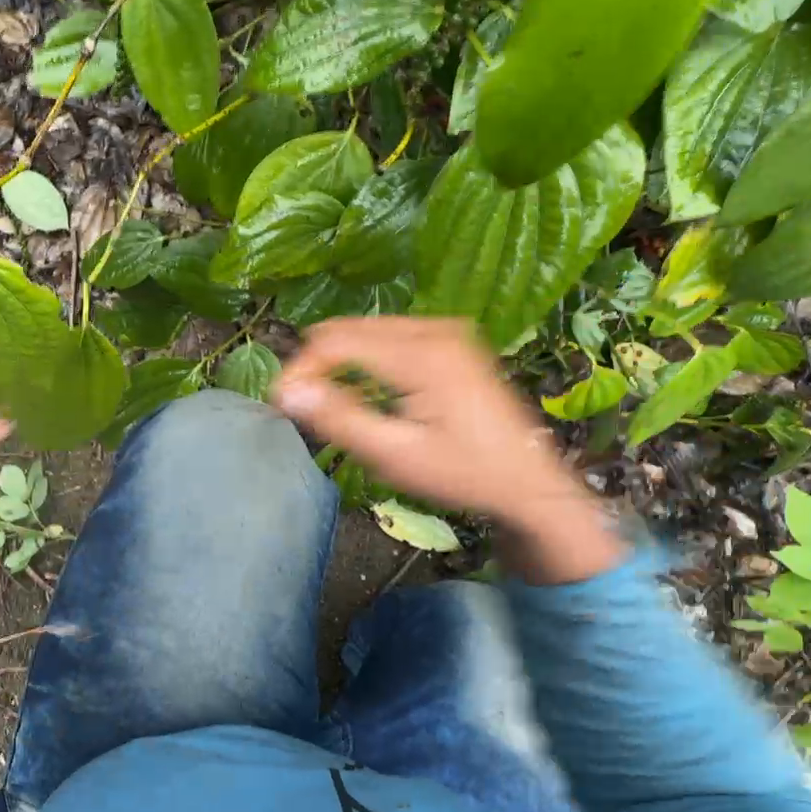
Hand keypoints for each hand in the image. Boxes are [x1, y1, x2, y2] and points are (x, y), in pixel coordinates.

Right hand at [271, 316, 623, 583]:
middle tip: (300, 405)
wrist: (530, 482)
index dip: (300, 368)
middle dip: (315, 364)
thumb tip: (286, 391)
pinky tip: (363, 390)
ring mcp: (445, 331)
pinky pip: (386, 336)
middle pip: (347, 329)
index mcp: (422, 355)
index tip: (280, 402)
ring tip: (326, 401)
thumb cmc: (463, 474)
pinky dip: (362, 358)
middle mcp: (434, 330)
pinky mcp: (449, 339)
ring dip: (337, 361)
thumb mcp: (394, 455)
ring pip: (363, 330)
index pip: (334, 342)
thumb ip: (338, 419)